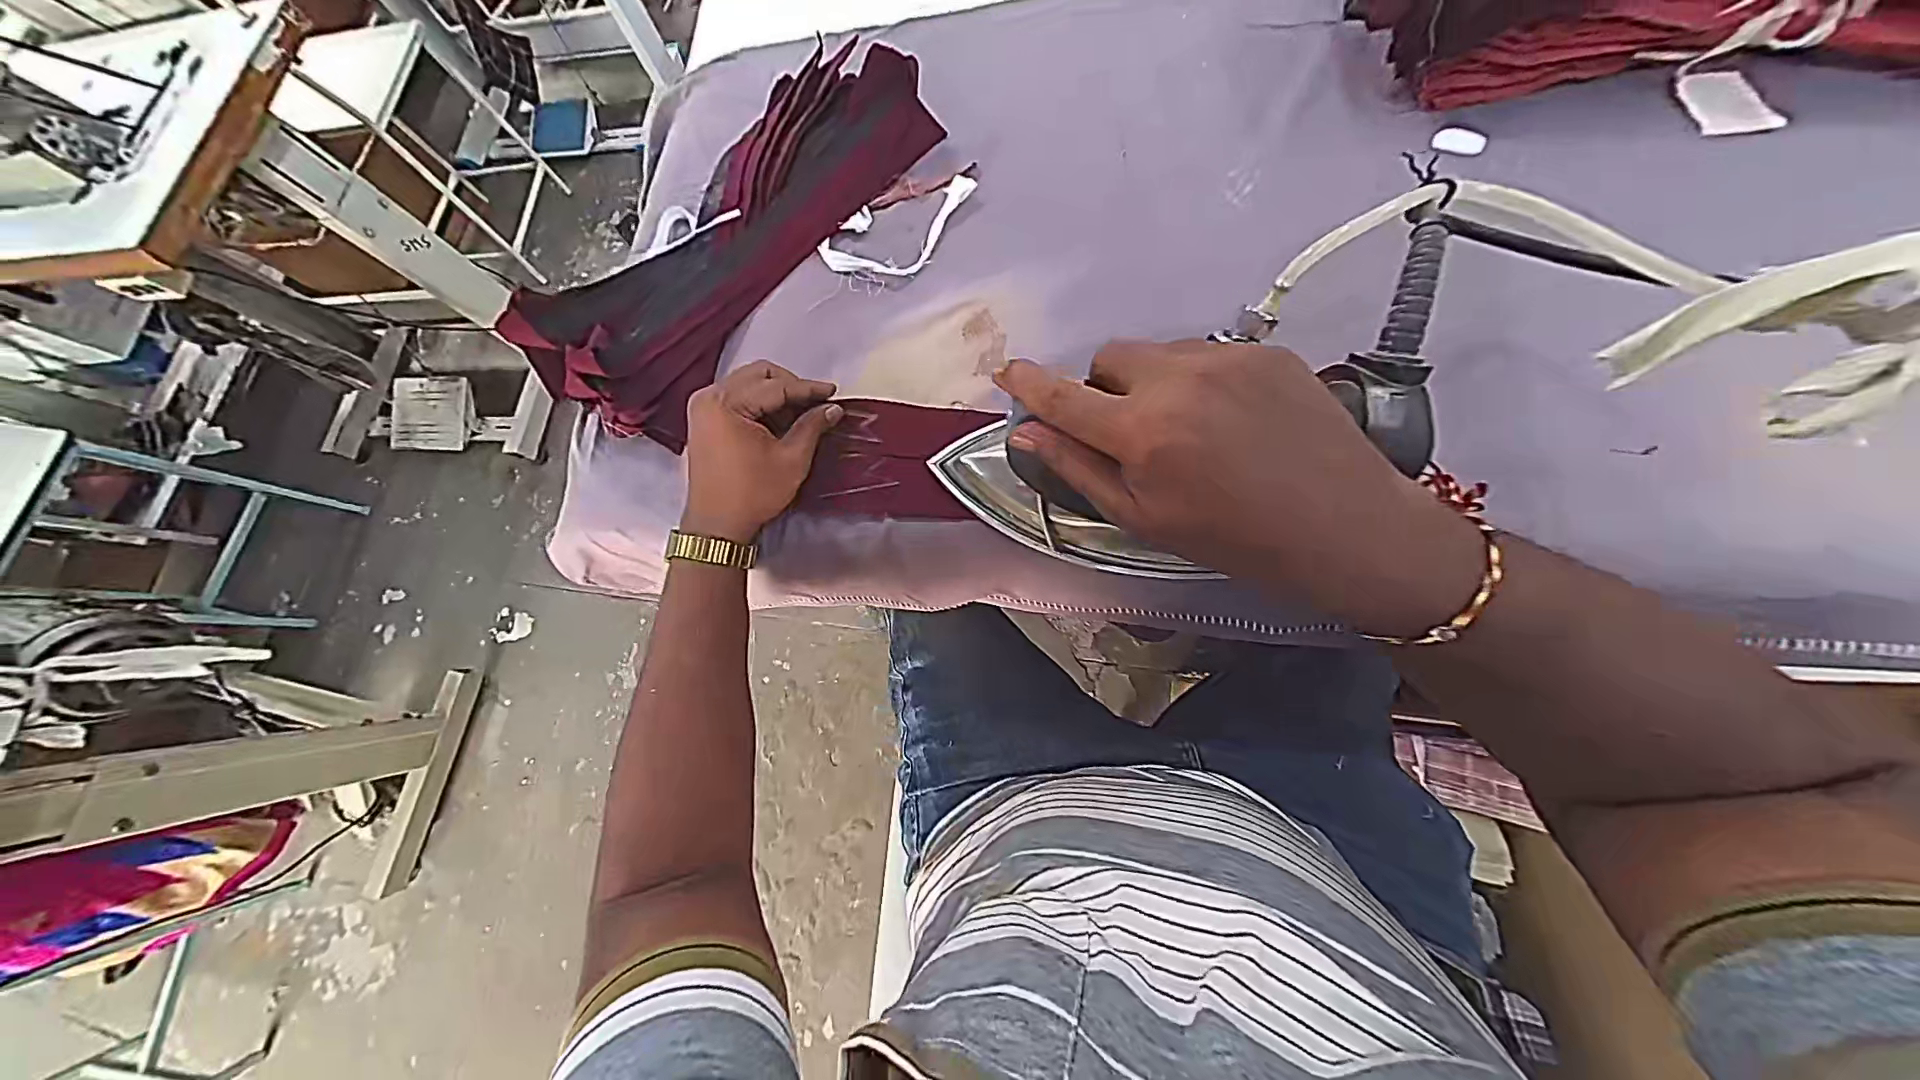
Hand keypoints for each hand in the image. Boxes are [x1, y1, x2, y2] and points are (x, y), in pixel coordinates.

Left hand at [682, 361, 842, 542]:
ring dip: (776, 393)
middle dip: (790, 385)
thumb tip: (833, 409)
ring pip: (748, 383)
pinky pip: (737, 397)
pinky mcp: (704, 419)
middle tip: (815, 404)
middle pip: (758, 374)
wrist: (716, 524)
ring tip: (800, 414)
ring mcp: (703, 407)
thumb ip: (812, 427)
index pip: (775, 385)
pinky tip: (779, 421)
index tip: (833, 392)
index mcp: (725, 403)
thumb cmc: (753, 493)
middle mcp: (708, 396)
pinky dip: (760, 403)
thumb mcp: (791, 460)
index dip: (808, 389)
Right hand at [995, 340, 1483, 636]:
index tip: (1007, 370)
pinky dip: (1196, 380)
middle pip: (1109, 357)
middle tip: (1128, 429)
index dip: (1028, 382)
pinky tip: (1227, 419)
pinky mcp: (1263, 351)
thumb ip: (1077, 468)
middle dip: (1104, 388)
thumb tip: (1027, 432)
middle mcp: (1177, 380)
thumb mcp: (1141, 517)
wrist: (1340, 525)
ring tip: (1187, 428)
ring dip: (1151, 382)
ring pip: (1158, 353)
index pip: (1064, 395)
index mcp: (1142, 432)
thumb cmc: (1231, 538)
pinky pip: (1204, 353)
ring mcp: (1225, 358)